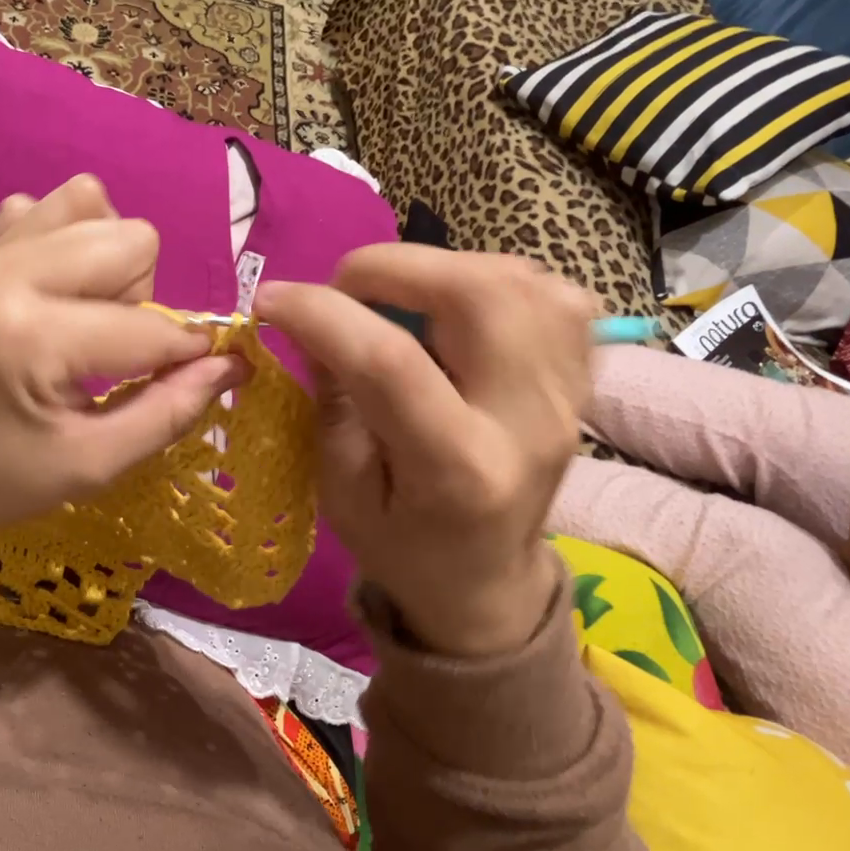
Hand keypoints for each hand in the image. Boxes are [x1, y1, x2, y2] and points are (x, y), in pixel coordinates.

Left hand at [0, 175, 244, 566]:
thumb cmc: (4, 476)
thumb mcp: (93, 464)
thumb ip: (169, 411)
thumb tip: (233, 363)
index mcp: (33, 337)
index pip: (150, 324)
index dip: (186, 356)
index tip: (183, 382)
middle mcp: (11, 273)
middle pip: (133, 239)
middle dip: (143, 298)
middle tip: (112, 352)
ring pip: (98, 207)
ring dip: (112, 262)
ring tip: (88, 316)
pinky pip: (55, 204)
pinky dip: (75, 239)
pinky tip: (60, 290)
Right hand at [256, 246, 597, 656]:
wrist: (486, 582)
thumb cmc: (399, 545)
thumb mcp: (341, 492)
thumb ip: (332, 402)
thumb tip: (312, 318)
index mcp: (457, 470)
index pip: (391, 362)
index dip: (321, 314)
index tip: (269, 302)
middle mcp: (528, 423)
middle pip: (481, 295)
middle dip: (393, 268)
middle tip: (343, 290)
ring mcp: (568, 396)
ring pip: (522, 280)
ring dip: (441, 268)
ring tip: (394, 298)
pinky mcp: (580, 379)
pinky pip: (552, 295)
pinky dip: (492, 280)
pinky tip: (451, 309)